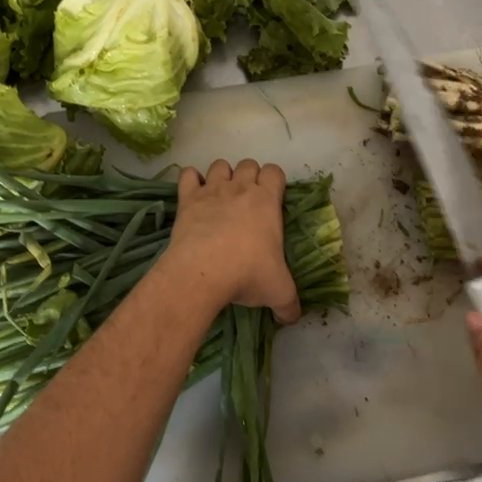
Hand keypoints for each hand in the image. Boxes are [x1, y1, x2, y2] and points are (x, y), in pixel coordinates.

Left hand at [160, 160, 300, 323]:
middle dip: (249, 176)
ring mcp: (212, 190)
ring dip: (221, 175)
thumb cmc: (248, 274)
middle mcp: (241, 188)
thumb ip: (289, 304)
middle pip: (248, 164)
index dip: (274, 180)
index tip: (272, 198)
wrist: (203, 271)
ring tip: (220, 196)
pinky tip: (193, 194)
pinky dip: (191, 180)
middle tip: (247, 202)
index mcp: (267, 201)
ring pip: (219, 165)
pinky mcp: (188, 199)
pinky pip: (188, 175)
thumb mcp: (279, 291)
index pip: (275, 172)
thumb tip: (293, 318)